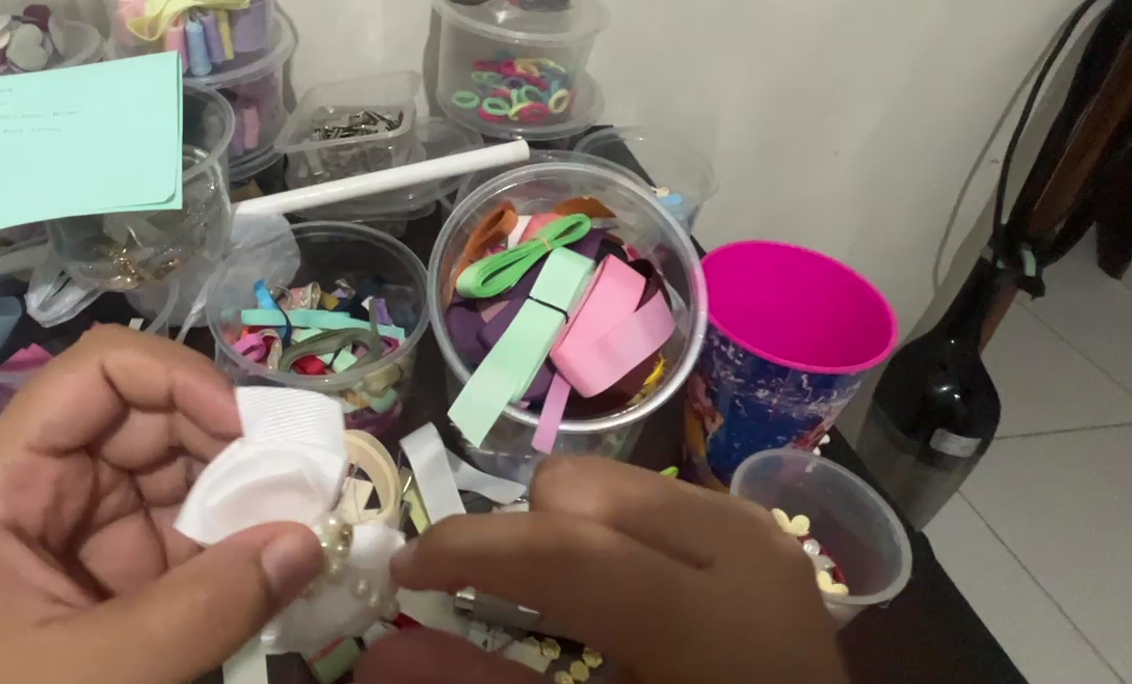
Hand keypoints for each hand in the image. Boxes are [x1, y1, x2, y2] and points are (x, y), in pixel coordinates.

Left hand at [0, 326, 323, 683]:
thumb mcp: (81, 677)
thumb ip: (200, 612)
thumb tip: (308, 541)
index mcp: (14, 477)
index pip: (98, 371)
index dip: (174, 376)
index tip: (240, 428)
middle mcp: (54, 486)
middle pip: (150, 415)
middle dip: (224, 437)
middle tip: (293, 483)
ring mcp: (87, 534)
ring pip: (177, 472)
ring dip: (237, 490)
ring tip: (296, 523)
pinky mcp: (114, 582)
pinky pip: (184, 534)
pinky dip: (231, 543)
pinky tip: (271, 566)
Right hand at [357, 456, 845, 683]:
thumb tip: (385, 654)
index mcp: (716, 623)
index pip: (568, 552)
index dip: (471, 552)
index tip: (405, 570)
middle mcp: (737, 543)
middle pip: (574, 488)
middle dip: (524, 543)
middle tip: (509, 606)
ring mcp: (746, 521)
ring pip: (597, 475)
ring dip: (559, 529)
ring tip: (576, 602)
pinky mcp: (745, 515)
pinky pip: (633, 486)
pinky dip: (601, 527)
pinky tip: (624, 588)